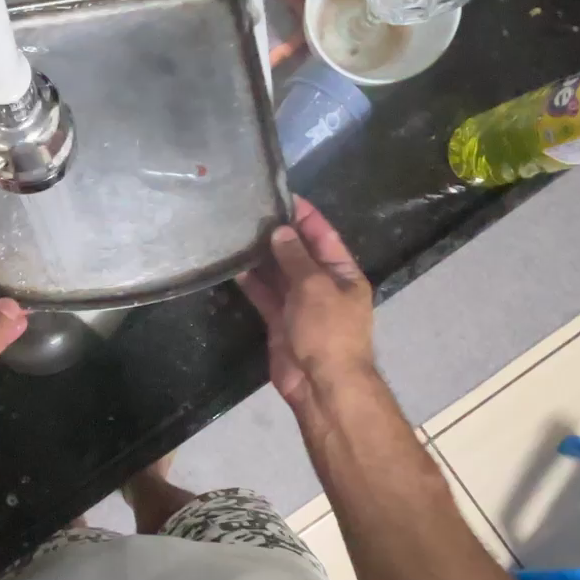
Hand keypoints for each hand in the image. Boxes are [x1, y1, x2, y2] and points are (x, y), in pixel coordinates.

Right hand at [236, 197, 376, 408]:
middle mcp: (323, 286)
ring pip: (280, 275)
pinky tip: (236, 268)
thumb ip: (295, 257)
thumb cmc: (327, 331)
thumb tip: (280, 231)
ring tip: (239, 234)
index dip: (306, 216)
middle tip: (252, 212)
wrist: (322, 384)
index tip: (283, 195)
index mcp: (343, 274)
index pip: (324, 236)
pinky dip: (253, 283)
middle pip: (300, 254)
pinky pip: (266, 297)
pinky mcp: (281, 323)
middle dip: (280, 235)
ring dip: (263, 258)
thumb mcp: (314, 287)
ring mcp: (301, 306)